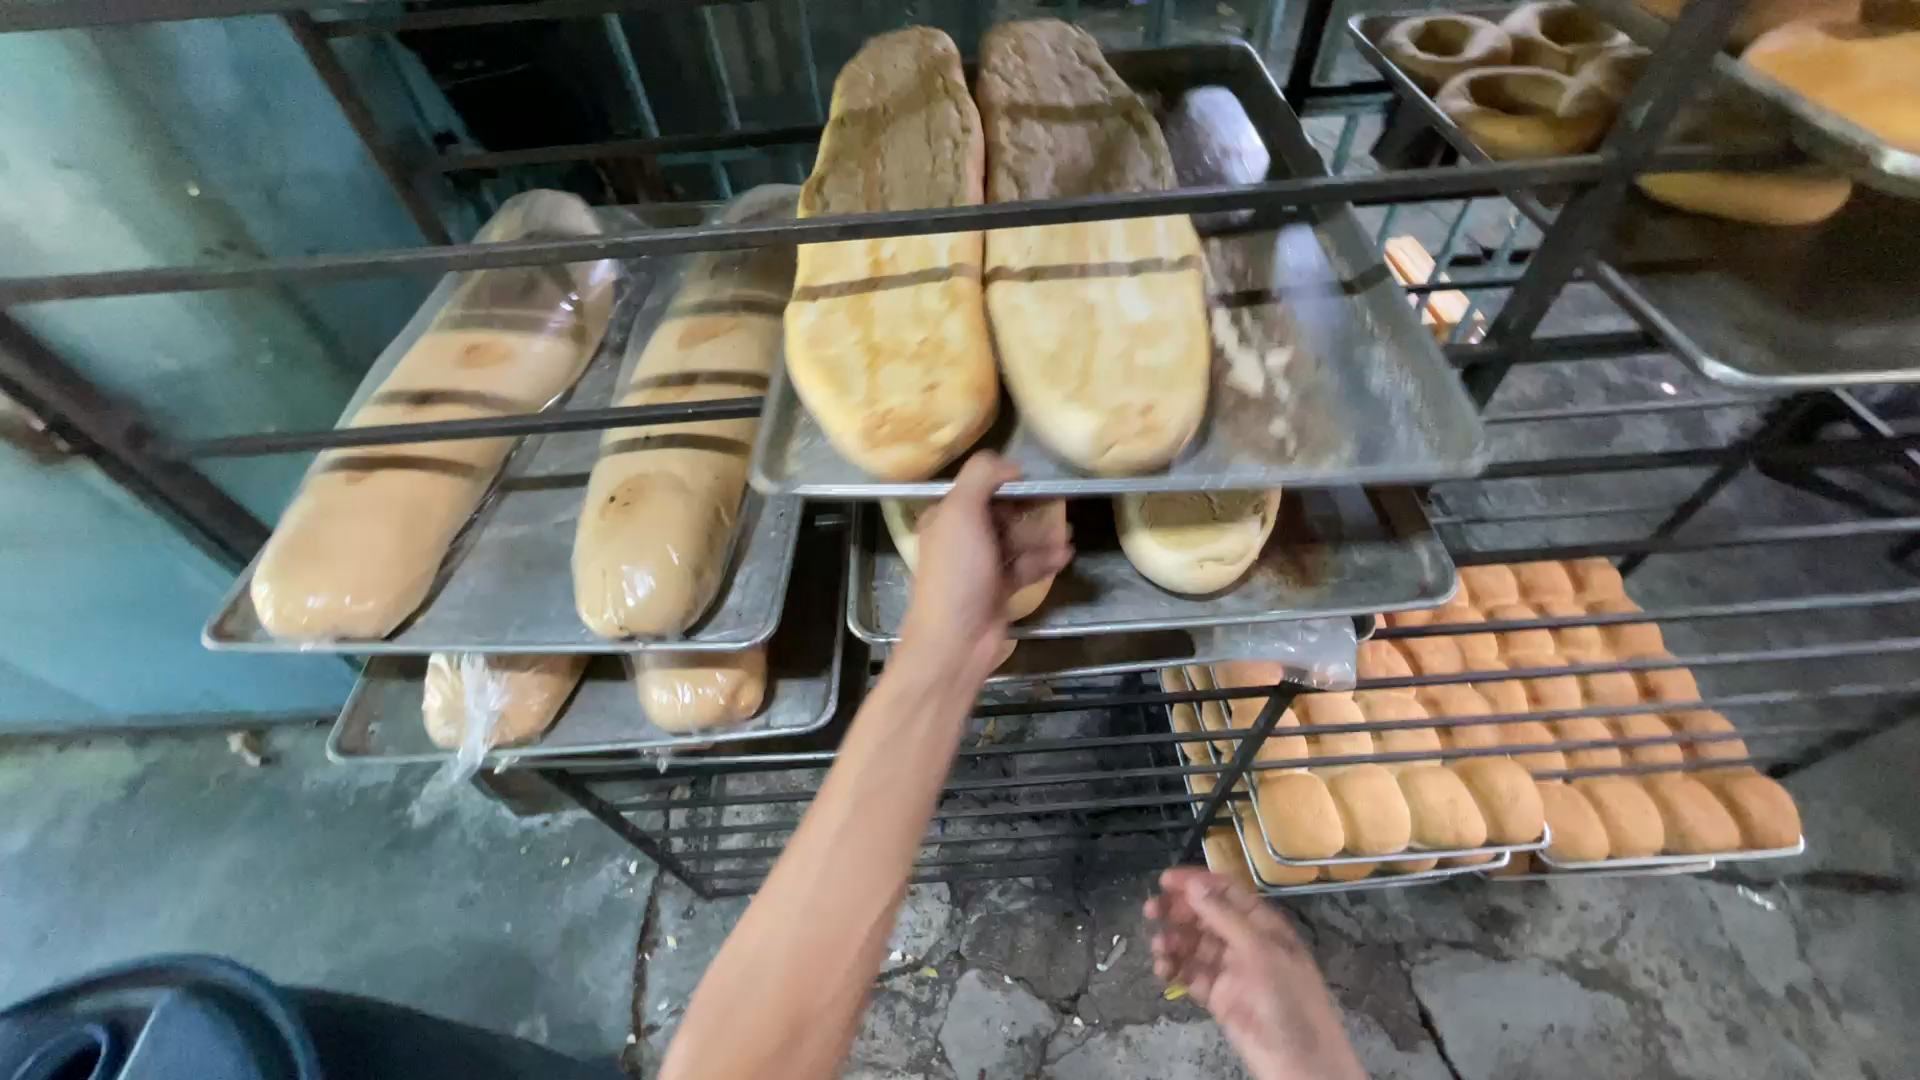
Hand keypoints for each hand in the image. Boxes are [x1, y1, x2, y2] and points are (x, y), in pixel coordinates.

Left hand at [897, 453, 1072, 680]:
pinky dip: (1044, 561)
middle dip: (1031, 511)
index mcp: (946, 517)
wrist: (957, 639)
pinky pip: (1025, 567)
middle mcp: (961, 538)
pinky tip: (1064, 556)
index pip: (978, 489)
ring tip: (1068, 535)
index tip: (1036, 482)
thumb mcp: (962, 512)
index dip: (1006, 483)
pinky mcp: (998, 589)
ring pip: (1016, 541)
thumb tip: (1010, 466)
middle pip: (1001, 514)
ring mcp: (980, 566)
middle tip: (1060, 505)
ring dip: (1042, 537)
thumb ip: (982, 477)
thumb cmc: (958, 571)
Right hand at [1145, 868, 1364, 1079]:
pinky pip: (1191, 973)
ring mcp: (1230, 969)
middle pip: (1204, 915)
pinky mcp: (1218, 996)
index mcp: (1261, 924)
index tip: (1165, 881)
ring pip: (1193, 944)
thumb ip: (1225, 917)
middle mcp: (1244, 941)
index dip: (1196, 882)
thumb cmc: (1290, 1001)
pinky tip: (1164, 970)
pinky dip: (1174, 968)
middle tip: (1151, 911)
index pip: (1225, 891)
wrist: (1302, 1067)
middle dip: (1177, 911)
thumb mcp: (1261, 952)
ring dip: (1173, 940)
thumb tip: (1194, 884)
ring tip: (1159, 948)